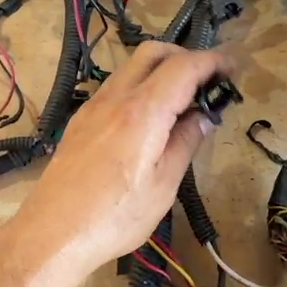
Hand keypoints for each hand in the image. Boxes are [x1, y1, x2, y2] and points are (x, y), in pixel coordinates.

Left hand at [0, 42, 229, 282]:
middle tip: (208, 81)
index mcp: (142, 112)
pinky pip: (117, 86)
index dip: (212, 62)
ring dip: (161, 70)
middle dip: (185, 56)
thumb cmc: (114, 217)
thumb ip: (185, 143)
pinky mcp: (82, 120)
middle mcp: (115, 98)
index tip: (232, 69)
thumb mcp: (163, 186)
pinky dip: (141, 85)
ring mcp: (94, 107)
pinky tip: (151, 117)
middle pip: (153, 52)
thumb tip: (204, 116)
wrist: (53, 234)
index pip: (183, 68)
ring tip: (183, 100)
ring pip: (132, 66)